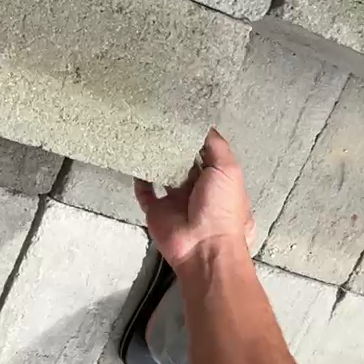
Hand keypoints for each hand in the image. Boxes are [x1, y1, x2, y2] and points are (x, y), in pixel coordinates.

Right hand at [135, 129, 261, 280]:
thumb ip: (216, 146)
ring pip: (161, 174)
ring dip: (154, 159)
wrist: (203, 246)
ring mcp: (174, 199)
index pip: (205, 153)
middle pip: (181, 162)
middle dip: (172, 146)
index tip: (181, 117)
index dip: (195, 138)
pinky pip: (144, 191)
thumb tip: (204, 125)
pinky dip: (139, 178)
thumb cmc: (221, 207)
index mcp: (217, 180)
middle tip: (158, 122)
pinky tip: (135, 160)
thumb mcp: (228, 169)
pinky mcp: (156, 209)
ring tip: (143, 136)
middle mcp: (195, 188)